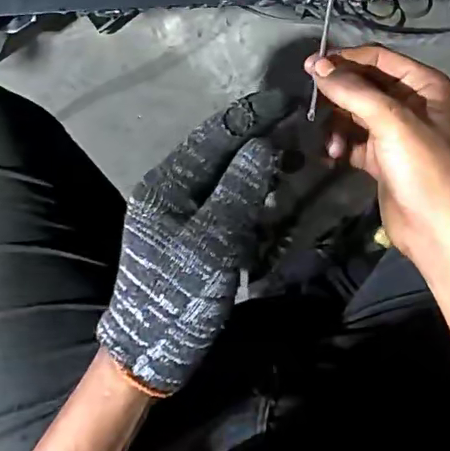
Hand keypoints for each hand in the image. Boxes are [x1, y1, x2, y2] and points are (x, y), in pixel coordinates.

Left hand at [97, 90, 288, 396]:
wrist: (151, 348)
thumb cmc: (179, 291)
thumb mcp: (213, 239)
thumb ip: (238, 187)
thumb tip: (263, 143)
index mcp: (167, 182)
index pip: (215, 134)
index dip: (253, 115)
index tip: (289, 101)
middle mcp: (170, 187)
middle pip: (220, 149)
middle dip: (259, 136)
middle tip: (298, 130)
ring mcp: (180, 209)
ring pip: (225, 172)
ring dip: (258, 164)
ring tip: (292, 160)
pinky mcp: (192, 229)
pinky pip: (226, 198)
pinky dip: (251, 192)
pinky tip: (271, 195)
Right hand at [305, 46, 449, 261]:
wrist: (438, 231)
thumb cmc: (423, 168)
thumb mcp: (392, 122)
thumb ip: (354, 91)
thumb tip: (318, 67)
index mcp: (424, 85)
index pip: (379, 58)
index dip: (346, 59)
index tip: (312, 65)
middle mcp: (410, 103)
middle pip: (364, 84)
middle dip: (338, 93)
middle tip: (310, 100)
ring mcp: (395, 132)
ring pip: (354, 113)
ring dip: (337, 123)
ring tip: (330, 142)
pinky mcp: (381, 158)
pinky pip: (353, 140)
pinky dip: (340, 144)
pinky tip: (333, 155)